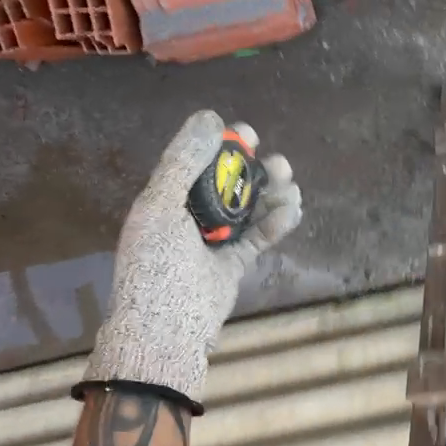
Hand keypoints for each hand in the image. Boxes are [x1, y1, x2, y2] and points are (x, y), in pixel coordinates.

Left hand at [82, 110, 302, 407]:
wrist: (166, 327)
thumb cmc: (155, 264)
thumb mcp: (160, 206)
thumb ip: (183, 162)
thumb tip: (211, 118)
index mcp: (167, 199)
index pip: (198, 161)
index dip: (223, 144)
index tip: (247, 133)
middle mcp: (192, 215)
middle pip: (231, 181)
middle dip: (256, 168)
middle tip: (275, 161)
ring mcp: (216, 239)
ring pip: (251, 206)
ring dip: (273, 193)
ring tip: (289, 186)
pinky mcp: (237, 261)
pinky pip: (261, 235)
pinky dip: (277, 223)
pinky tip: (290, 211)